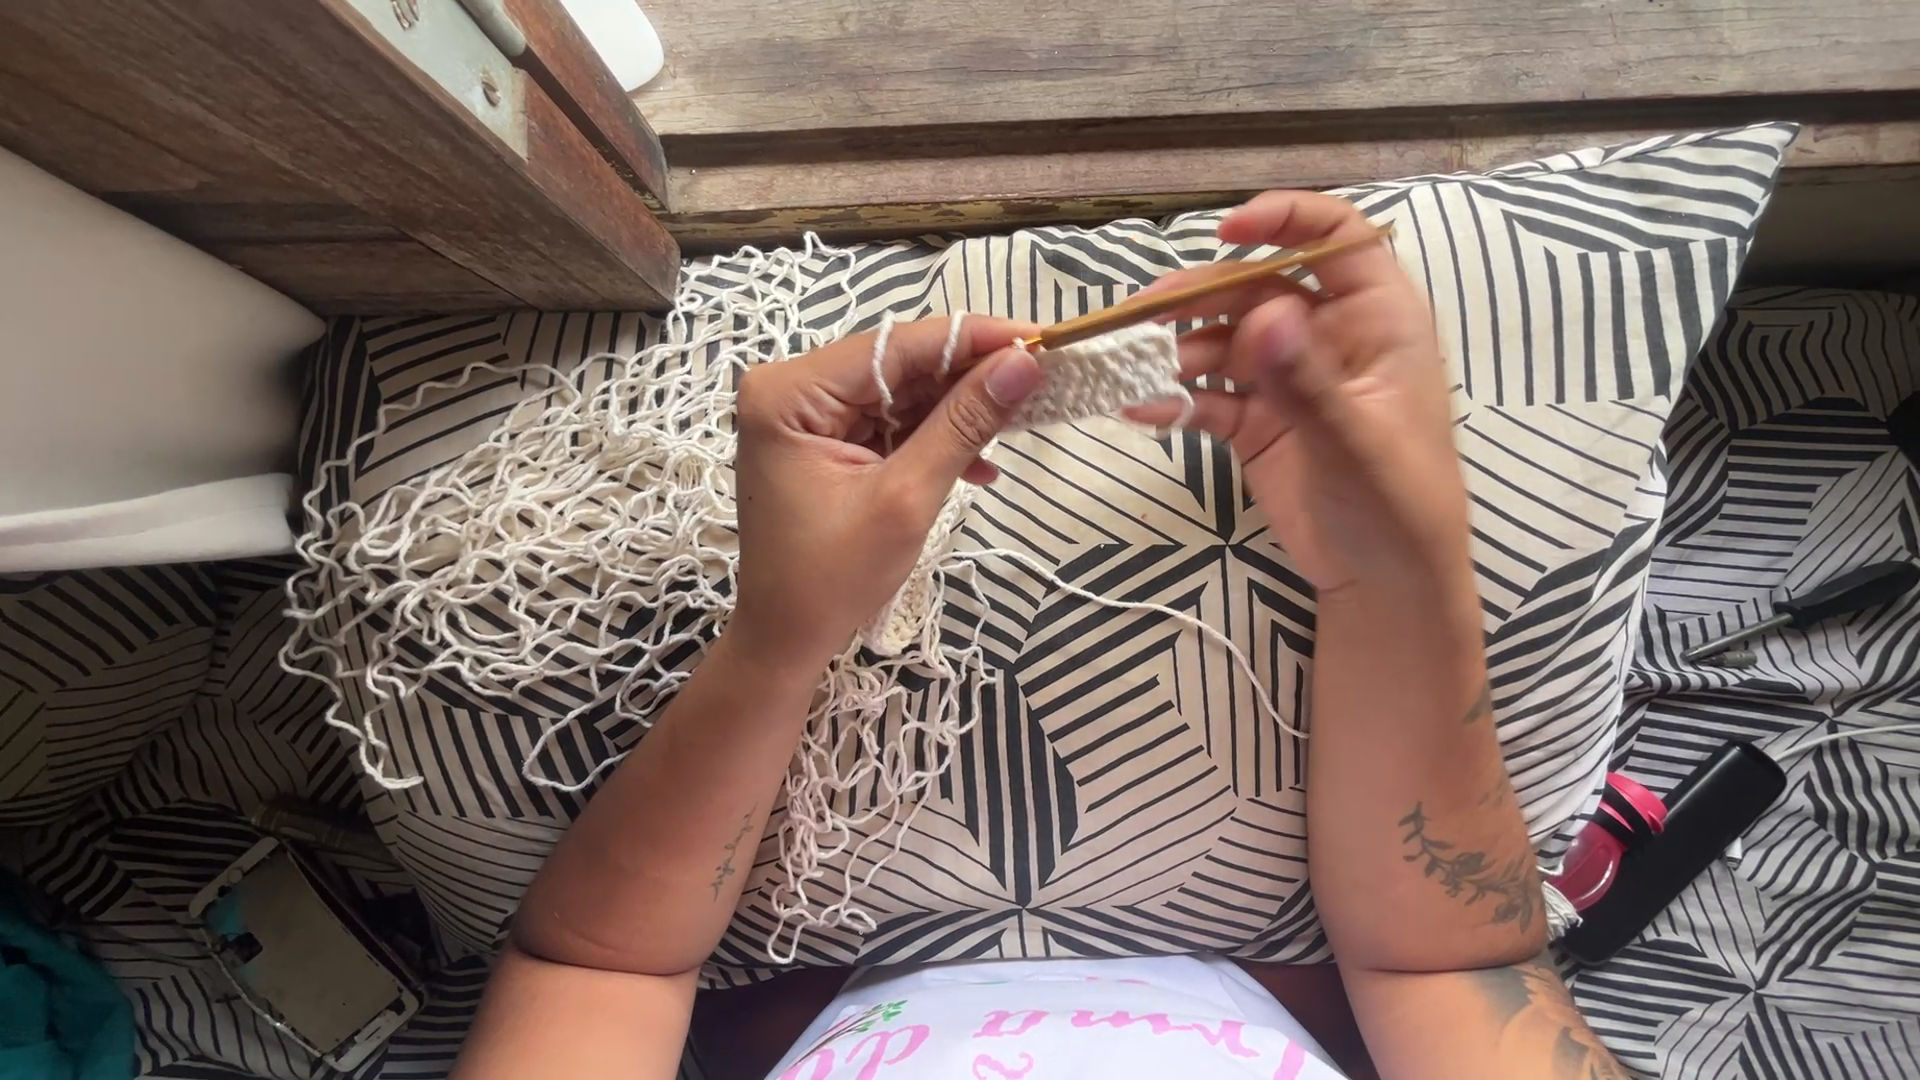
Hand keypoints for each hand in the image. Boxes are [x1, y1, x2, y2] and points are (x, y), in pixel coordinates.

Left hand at [730, 316, 1042, 670]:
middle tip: (1038, 383)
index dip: (972, 339)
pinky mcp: (823, 439)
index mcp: (791, 392)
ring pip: (900, 393)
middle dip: (969, 378)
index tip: (1039, 339)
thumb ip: (964, 424)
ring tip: (1016, 423)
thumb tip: (1023, 365)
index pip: (896, 346)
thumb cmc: (834, 579)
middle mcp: (791, 388)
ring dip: (957, 412)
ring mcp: (806, 414)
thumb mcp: (906, 497)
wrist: (787, 636)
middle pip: (899, 365)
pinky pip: (889, 422)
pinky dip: (932, 438)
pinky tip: (977, 461)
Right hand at [1127, 191, 1472, 601]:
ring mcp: (1283, 382)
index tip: (1224, 231)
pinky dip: (1175, 405)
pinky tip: (1143, 414)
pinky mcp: (1253, 424)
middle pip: (1252, 292)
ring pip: (1220, 345)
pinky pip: (1207, 401)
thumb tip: (1265, 311)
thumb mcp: (1354, 441)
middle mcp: (1323, 339)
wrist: (1379, 578)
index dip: (1283, 220)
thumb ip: (1308, 380)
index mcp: (1373, 321)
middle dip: (1196, 299)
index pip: (1336, 241)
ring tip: (1131, 372)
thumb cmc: (1395, 503)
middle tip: (1140, 314)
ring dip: (1174, 355)